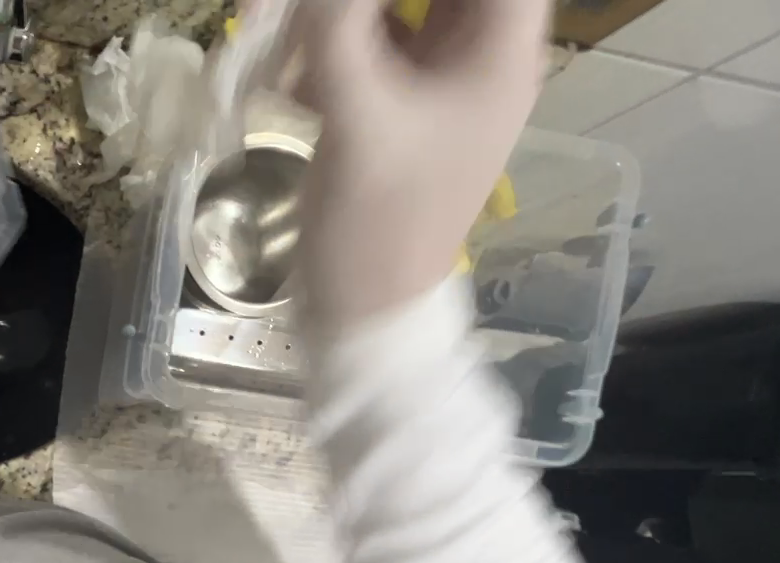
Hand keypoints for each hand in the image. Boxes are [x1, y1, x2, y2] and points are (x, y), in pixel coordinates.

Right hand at [293, 0, 550, 327]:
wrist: (362, 313)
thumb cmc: (376, 230)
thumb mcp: (360, 126)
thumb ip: (337, 34)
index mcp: (498, 47)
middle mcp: (471, 55)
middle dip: (347, 1)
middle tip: (291, 8)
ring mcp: (426, 88)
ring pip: (384, 16)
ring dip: (329, 20)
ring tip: (280, 40)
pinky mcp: (386, 116)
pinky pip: (357, 58)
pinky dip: (320, 58)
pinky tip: (284, 81)